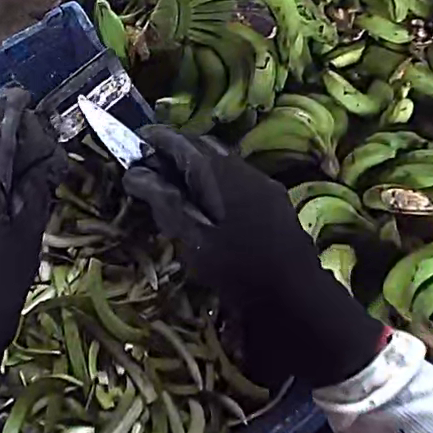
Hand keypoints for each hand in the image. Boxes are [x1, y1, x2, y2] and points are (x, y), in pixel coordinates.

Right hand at [124, 127, 384, 386]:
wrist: (297, 294)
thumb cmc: (238, 269)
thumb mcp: (193, 239)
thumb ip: (165, 202)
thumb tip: (135, 174)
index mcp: (220, 173)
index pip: (182, 142)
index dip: (157, 138)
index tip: (135, 141)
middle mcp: (243, 168)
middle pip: (203, 146)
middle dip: (174, 149)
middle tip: (150, 164)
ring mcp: (262, 181)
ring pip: (222, 160)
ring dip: (196, 164)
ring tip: (173, 183)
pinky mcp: (273, 198)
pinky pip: (236, 175)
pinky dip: (214, 178)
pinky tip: (206, 201)